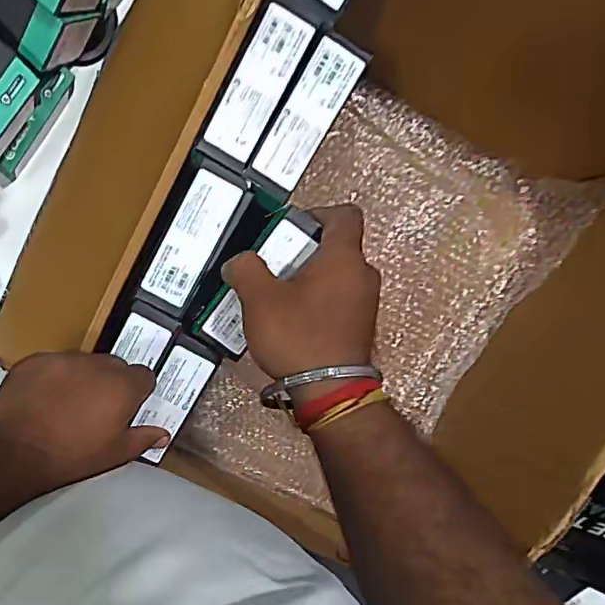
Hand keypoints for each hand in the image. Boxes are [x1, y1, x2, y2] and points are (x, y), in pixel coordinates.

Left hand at [0, 351, 168, 499]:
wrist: (16, 453)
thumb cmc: (68, 456)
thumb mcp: (114, 454)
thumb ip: (141, 438)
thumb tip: (160, 434)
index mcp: (121, 386)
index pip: (143, 375)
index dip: (138, 391)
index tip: (128, 405)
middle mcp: (94, 365)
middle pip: (112, 366)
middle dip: (109, 383)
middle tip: (96, 409)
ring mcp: (61, 360)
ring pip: (81, 363)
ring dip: (80, 378)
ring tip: (67, 406)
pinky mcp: (34, 361)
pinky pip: (51, 364)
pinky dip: (51, 377)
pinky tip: (45, 399)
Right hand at [221, 205, 379, 380]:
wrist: (328, 389)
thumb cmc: (297, 336)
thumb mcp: (259, 299)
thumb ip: (246, 270)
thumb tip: (239, 261)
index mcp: (343, 258)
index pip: (343, 215)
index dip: (315, 214)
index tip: (289, 228)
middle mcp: (362, 275)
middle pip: (333, 248)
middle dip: (300, 254)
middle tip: (270, 269)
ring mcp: (365, 303)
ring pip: (333, 277)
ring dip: (305, 281)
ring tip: (274, 300)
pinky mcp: (359, 327)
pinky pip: (336, 302)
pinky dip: (314, 303)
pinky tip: (289, 322)